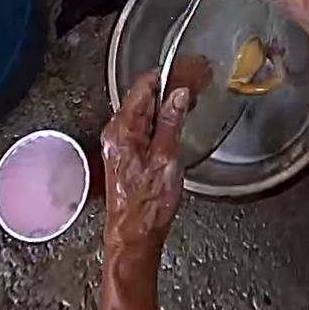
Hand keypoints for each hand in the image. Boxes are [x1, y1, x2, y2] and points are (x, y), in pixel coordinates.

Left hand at [100, 71, 189, 258]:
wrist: (133, 237)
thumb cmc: (147, 205)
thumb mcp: (166, 160)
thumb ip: (171, 123)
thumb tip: (178, 95)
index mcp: (122, 129)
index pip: (142, 86)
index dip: (165, 76)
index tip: (186, 72)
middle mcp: (115, 132)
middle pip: (141, 98)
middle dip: (167, 90)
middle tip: (192, 87)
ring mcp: (118, 142)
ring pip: (142, 112)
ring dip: (164, 106)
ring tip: (188, 103)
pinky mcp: (124, 153)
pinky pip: (141, 127)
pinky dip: (158, 121)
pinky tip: (174, 125)